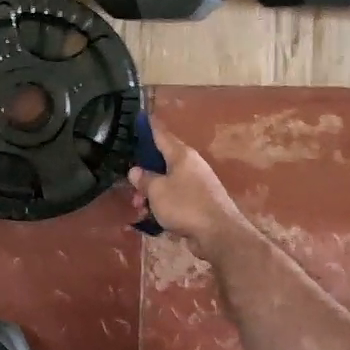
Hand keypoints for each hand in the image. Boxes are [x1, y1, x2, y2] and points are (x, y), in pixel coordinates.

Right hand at [126, 123, 251, 256]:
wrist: (219, 233)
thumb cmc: (185, 206)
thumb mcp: (157, 191)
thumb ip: (144, 179)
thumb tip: (135, 170)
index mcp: (181, 155)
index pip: (162, 134)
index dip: (150, 127)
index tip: (142, 116)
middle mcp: (192, 165)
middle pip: (163, 161)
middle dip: (145, 171)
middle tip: (130, 184)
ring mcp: (198, 183)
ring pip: (168, 181)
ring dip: (152, 191)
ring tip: (140, 206)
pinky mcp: (201, 201)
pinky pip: (176, 195)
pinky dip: (164, 202)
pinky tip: (153, 215)